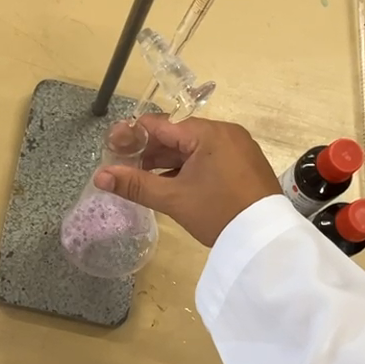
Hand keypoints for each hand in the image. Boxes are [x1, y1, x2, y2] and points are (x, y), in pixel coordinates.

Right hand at [92, 114, 280, 246]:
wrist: (265, 239)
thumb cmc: (218, 212)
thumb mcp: (173, 199)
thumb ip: (135, 185)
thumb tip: (99, 176)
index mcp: (207, 133)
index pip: (159, 124)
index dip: (132, 136)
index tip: (111, 150)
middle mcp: (224, 133)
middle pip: (176, 136)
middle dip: (149, 153)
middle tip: (124, 171)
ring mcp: (237, 148)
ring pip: (192, 149)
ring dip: (167, 164)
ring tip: (144, 182)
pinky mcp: (244, 164)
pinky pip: (208, 159)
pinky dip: (188, 169)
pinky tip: (172, 187)